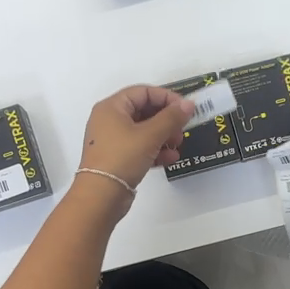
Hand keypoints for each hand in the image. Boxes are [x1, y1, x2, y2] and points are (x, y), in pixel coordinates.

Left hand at [78, 84, 194, 197]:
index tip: (184, 108)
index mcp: (112, 107)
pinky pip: (140, 147)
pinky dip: (155, 150)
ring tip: (177, 146)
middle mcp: (109, 120)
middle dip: (166, 120)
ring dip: (163, 136)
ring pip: (144, 131)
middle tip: (181, 130)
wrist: (101, 196)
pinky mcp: (117, 158)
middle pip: (144, 111)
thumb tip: (188, 104)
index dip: (166, 97)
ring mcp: (112, 140)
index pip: (143, 92)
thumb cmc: (122, 157)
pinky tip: (170, 159)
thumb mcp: (150, 135)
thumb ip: (171, 118)